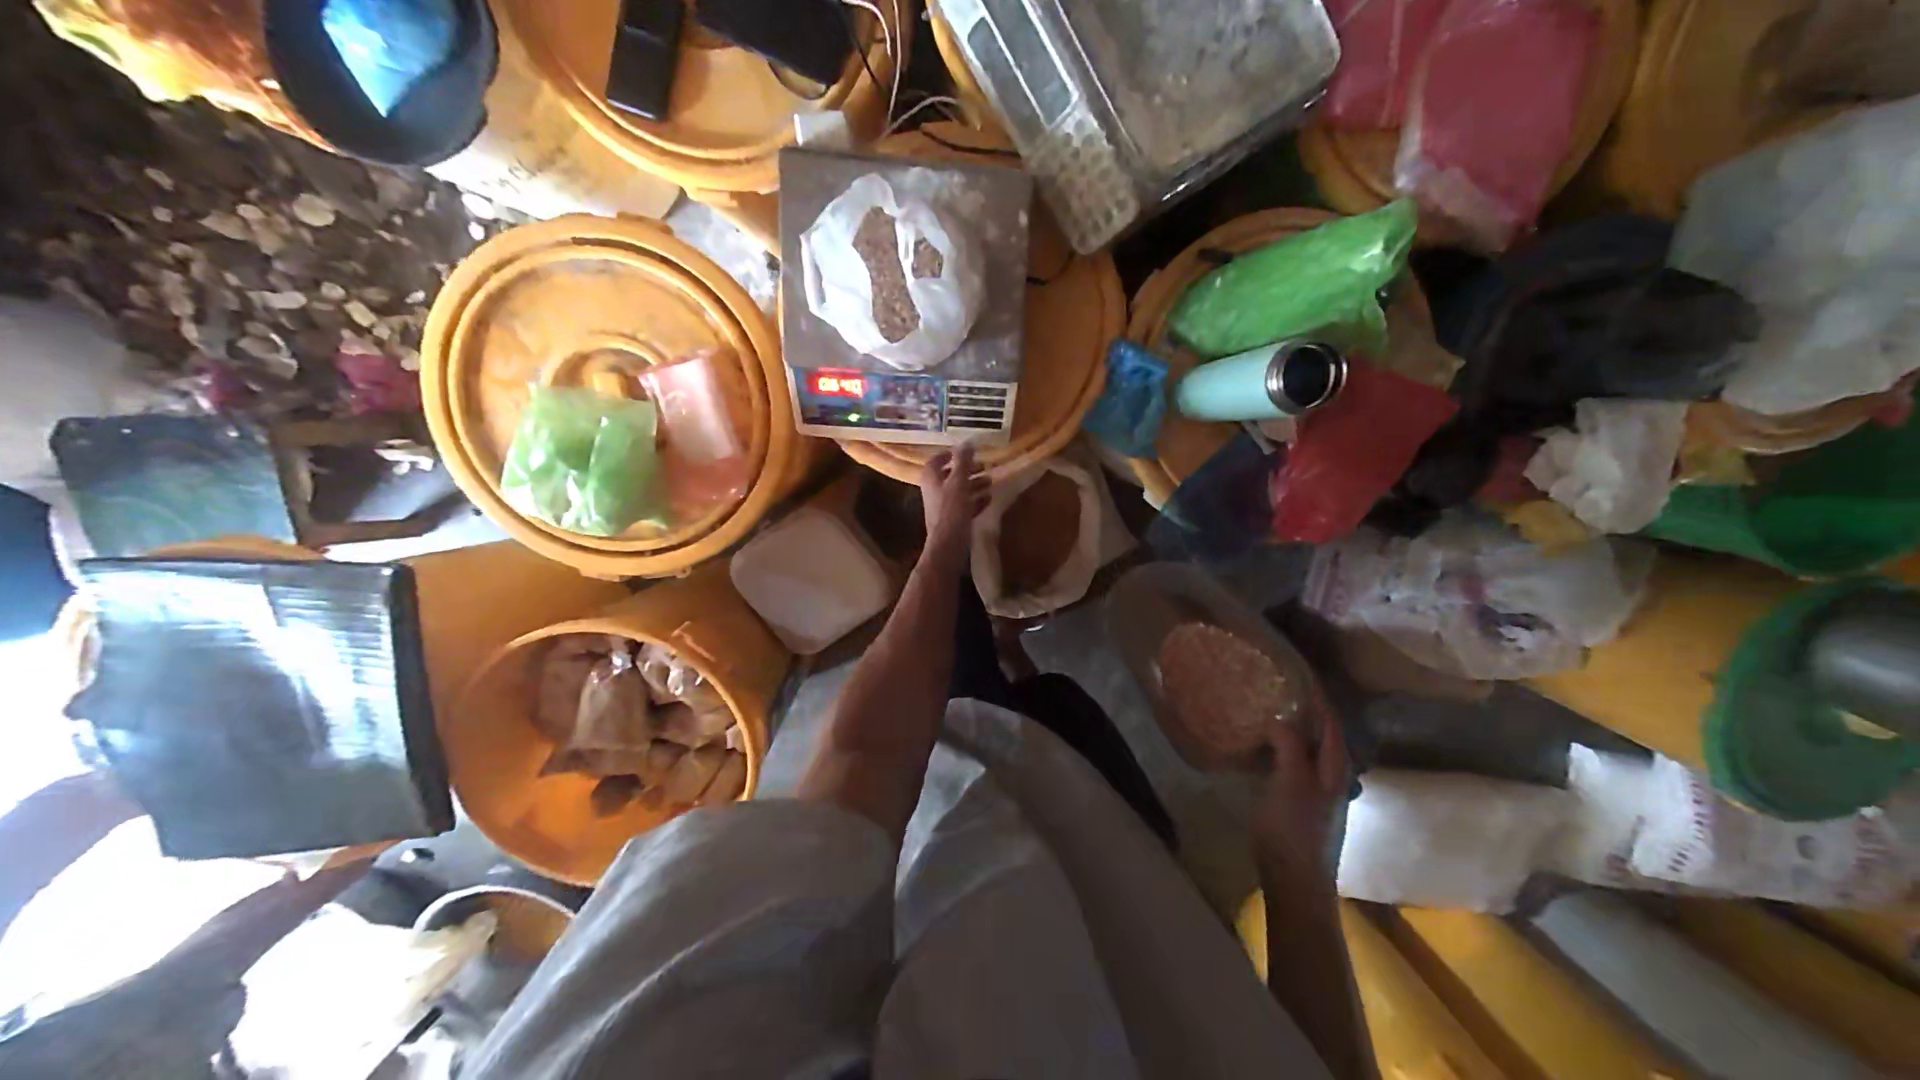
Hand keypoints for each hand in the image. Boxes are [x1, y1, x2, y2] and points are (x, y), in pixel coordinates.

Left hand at [919, 444, 989, 571]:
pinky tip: (990, 499)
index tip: (966, 452)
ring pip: (959, 491)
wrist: (948, 545)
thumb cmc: (951, 511)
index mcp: (931, 478)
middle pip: (950, 475)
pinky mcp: (952, 520)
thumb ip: (963, 461)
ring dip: (974, 484)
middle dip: (967, 470)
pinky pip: (965, 506)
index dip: (950, 454)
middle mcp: (934, 490)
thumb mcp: (959, 482)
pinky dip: (976, 501)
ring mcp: (943, 507)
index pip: (936, 460)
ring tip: (991, 481)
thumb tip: (968, 441)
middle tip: (984, 466)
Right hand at [1250, 683, 1348, 878]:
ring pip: (1313, 755)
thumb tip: (1282, 719)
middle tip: (1285, 692)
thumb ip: (1290, 747)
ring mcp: (1320, 797)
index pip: (1332, 725)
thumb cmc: (1293, 829)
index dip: (1320, 700)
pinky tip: (1269, 754)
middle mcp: (1334, 779)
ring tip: (1274, 716)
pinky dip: (1288, 753)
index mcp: (1335, 769)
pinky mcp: (1304, 809)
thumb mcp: (1290, 782)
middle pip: (1326, 739)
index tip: (1303, 676)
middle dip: (1310, 715)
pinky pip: (1299, 769)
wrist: (1297, 881)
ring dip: (1299, 734)